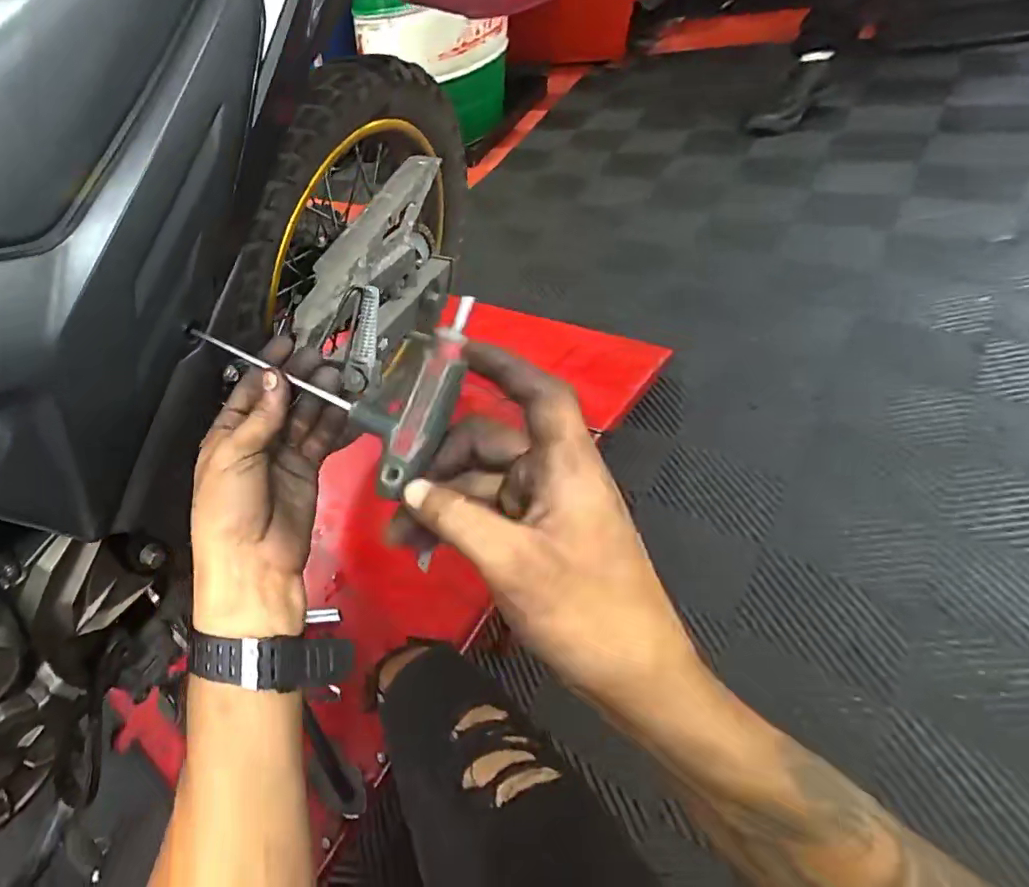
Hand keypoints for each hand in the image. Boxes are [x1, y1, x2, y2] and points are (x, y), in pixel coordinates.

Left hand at [190, 336, 349, 638]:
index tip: (287, 343)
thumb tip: (276, 377)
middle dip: (299, 376)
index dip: (268, 366)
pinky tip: (344, 403)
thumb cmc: (228, 508)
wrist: (252, 564)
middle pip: (281, 399)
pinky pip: (321, 439)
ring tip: (336, 374)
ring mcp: (283, 455)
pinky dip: (333, 421)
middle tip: (319, 356)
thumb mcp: (232, 457)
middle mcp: (255, 440)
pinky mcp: (307, 470)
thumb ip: (259, 417)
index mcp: (226, 434)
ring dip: (319, 395)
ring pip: (304, 415)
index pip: (249, 390)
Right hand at [391, 343, 704, 719]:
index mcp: (564, 467)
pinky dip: (451, 525)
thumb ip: (454, 517)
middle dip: (436, 463)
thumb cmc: (586, 612)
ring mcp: (540, 507)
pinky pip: (481, 514)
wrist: (636, 681)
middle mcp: (551, 476)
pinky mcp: (531, 536)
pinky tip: (421, 548)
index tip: (457, 348)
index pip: (539, 395)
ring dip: (435, 504)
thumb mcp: (512, 562)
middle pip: (485, 443)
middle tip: (393, 489)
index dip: (503, 364)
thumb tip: (408, 488)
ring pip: (475, 484)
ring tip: (398, 536)